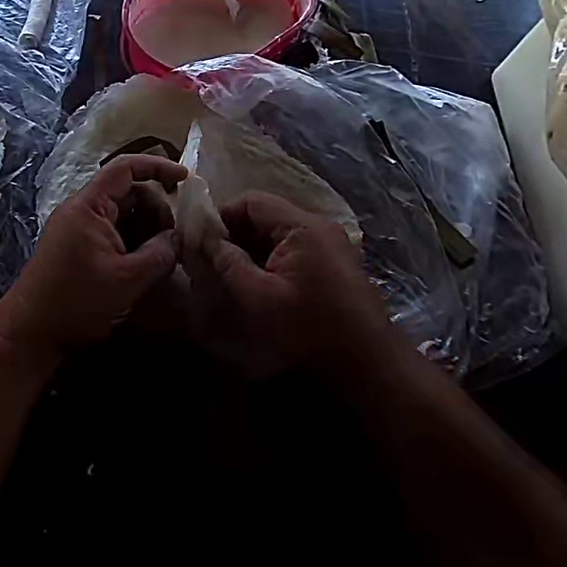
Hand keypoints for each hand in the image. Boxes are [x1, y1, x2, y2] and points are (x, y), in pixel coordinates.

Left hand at [0, 154, 186, 356]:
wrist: (31, 331)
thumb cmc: (77, 301)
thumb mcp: (127, 279)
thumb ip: (159, 254)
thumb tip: (177, 239)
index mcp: (89, 206)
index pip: (125, 168)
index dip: (157, 167)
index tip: (186, 180)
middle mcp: (81, 210)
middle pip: (128, 192)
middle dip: (156, 209)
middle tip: (175, 240)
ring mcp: (77, 228)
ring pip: (122, 214)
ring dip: (146, 229)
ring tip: (164, 256)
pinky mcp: (77, 247)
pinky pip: (111, 232)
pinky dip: (132, 242)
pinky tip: (147, 265)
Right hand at [199, 191, 387, 371]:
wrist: (366, 364)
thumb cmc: (308, 328)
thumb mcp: (257, 295)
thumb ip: (228, 261)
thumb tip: (205, 239)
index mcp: (303, 226)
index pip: (252, 201)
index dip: (221, 216)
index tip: (200, 240)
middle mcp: (319, 226)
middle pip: (265, 215)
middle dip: (234, 234)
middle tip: (210, 258)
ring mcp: (330, 244)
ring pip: (277, 233)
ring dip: (251, 248)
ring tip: (228, 272)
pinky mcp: (333, 263)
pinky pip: (292, 248)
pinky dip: (270, 259)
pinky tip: (255, 282)